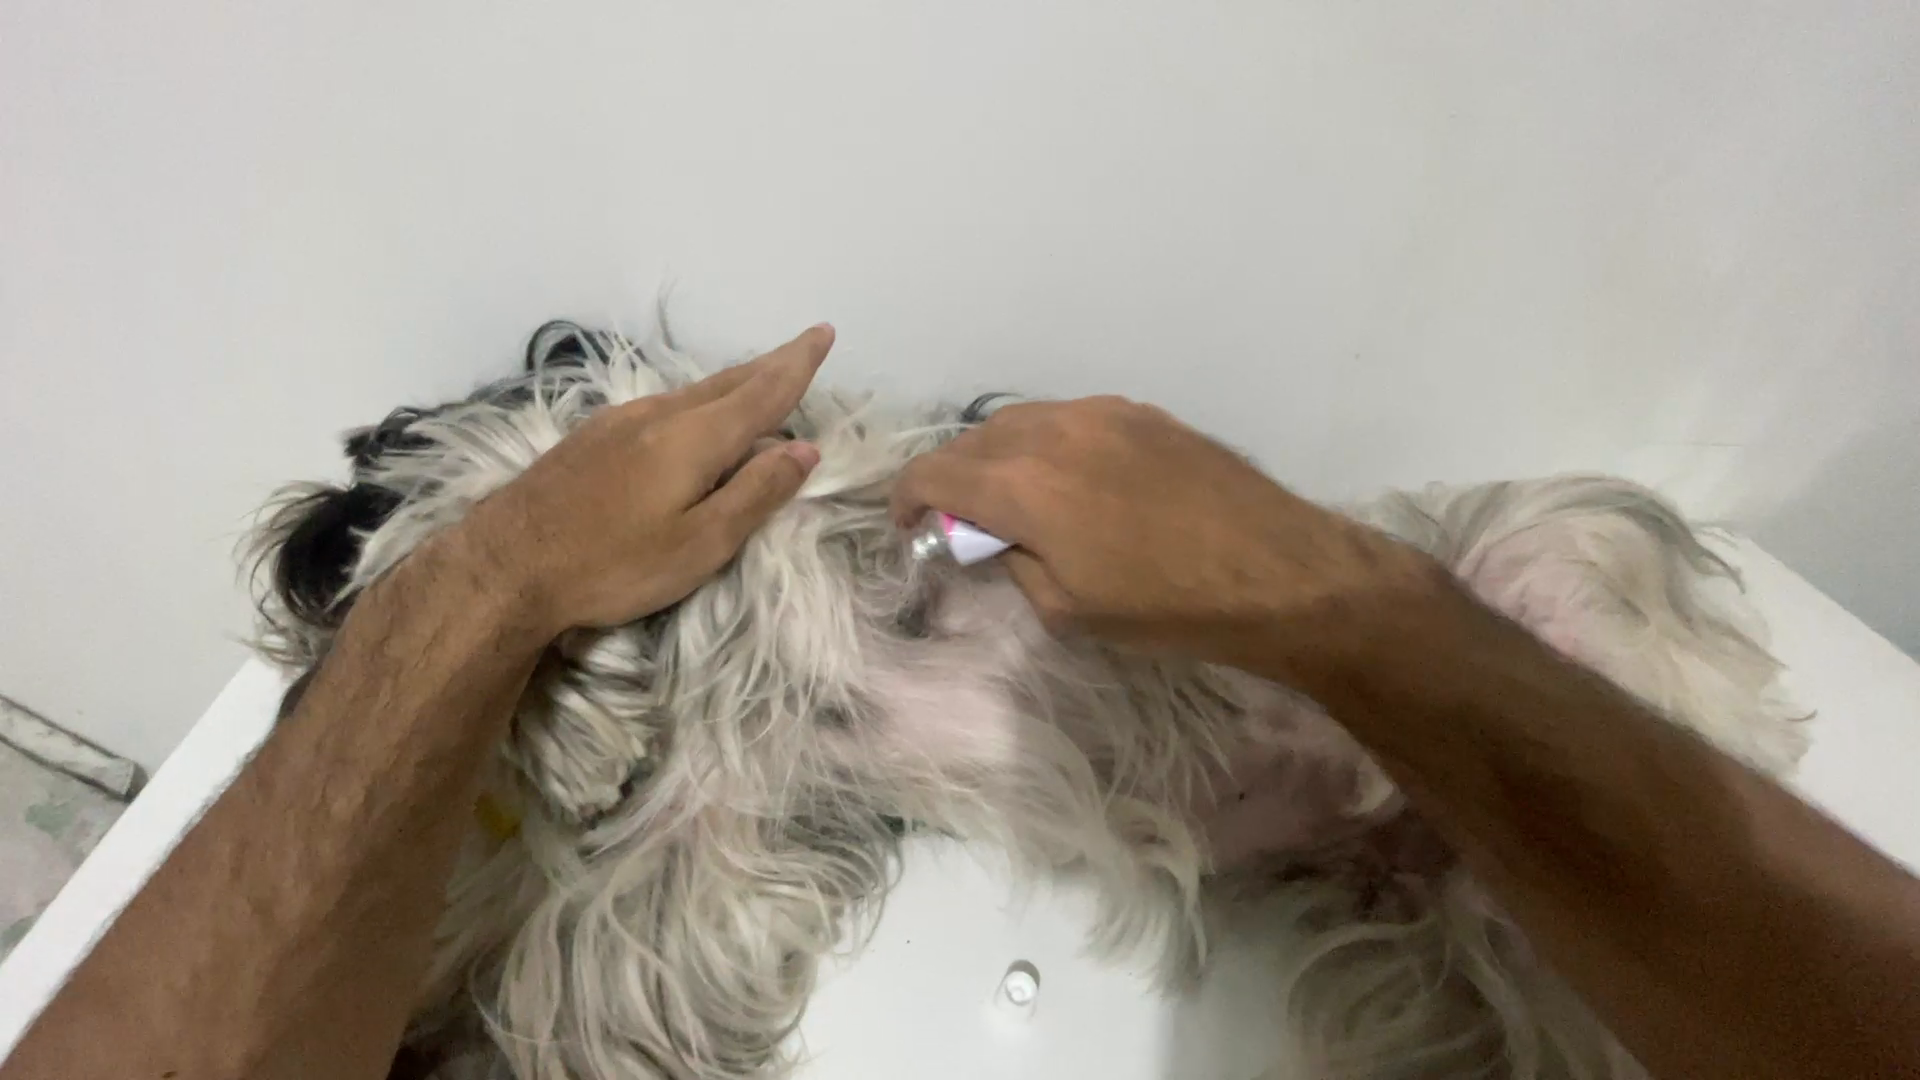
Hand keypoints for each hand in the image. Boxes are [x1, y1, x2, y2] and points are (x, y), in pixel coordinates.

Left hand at [454, 324, 833, 634]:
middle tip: (805, 346)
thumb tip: (804, 449)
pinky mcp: (594, 438)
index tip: (824, 332)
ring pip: (695, 393)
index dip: (798, 363)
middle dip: (773, 364)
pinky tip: (697, 420)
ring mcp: (620, 422)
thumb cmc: (614, 564)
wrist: (502, 569)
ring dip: (737, 385)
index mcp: (694, 438)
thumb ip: (756, 493)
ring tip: (762, 384)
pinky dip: (701, 404)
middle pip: (729, 382)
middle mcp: (659, 415)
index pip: (763, 391)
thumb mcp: (702, 543)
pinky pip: (665, 407)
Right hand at [889, 396, 1449, 685]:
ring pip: (1018, 422)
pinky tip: (1069, 478)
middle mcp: (1051, 430)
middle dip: (950, 480)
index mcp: (1021, 483)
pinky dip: (1045, 445)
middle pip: (970, 442)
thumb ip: (1012, 561)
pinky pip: (1067, 418)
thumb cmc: (1164, 606)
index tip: (908, 526)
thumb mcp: (1066, 608)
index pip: (932, 475)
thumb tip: (998, 537)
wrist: (1275, 571)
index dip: (906, 500)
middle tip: (961, 521)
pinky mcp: (1139, 410)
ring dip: (997, 457)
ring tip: (1014, 498)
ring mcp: (1100, 411)